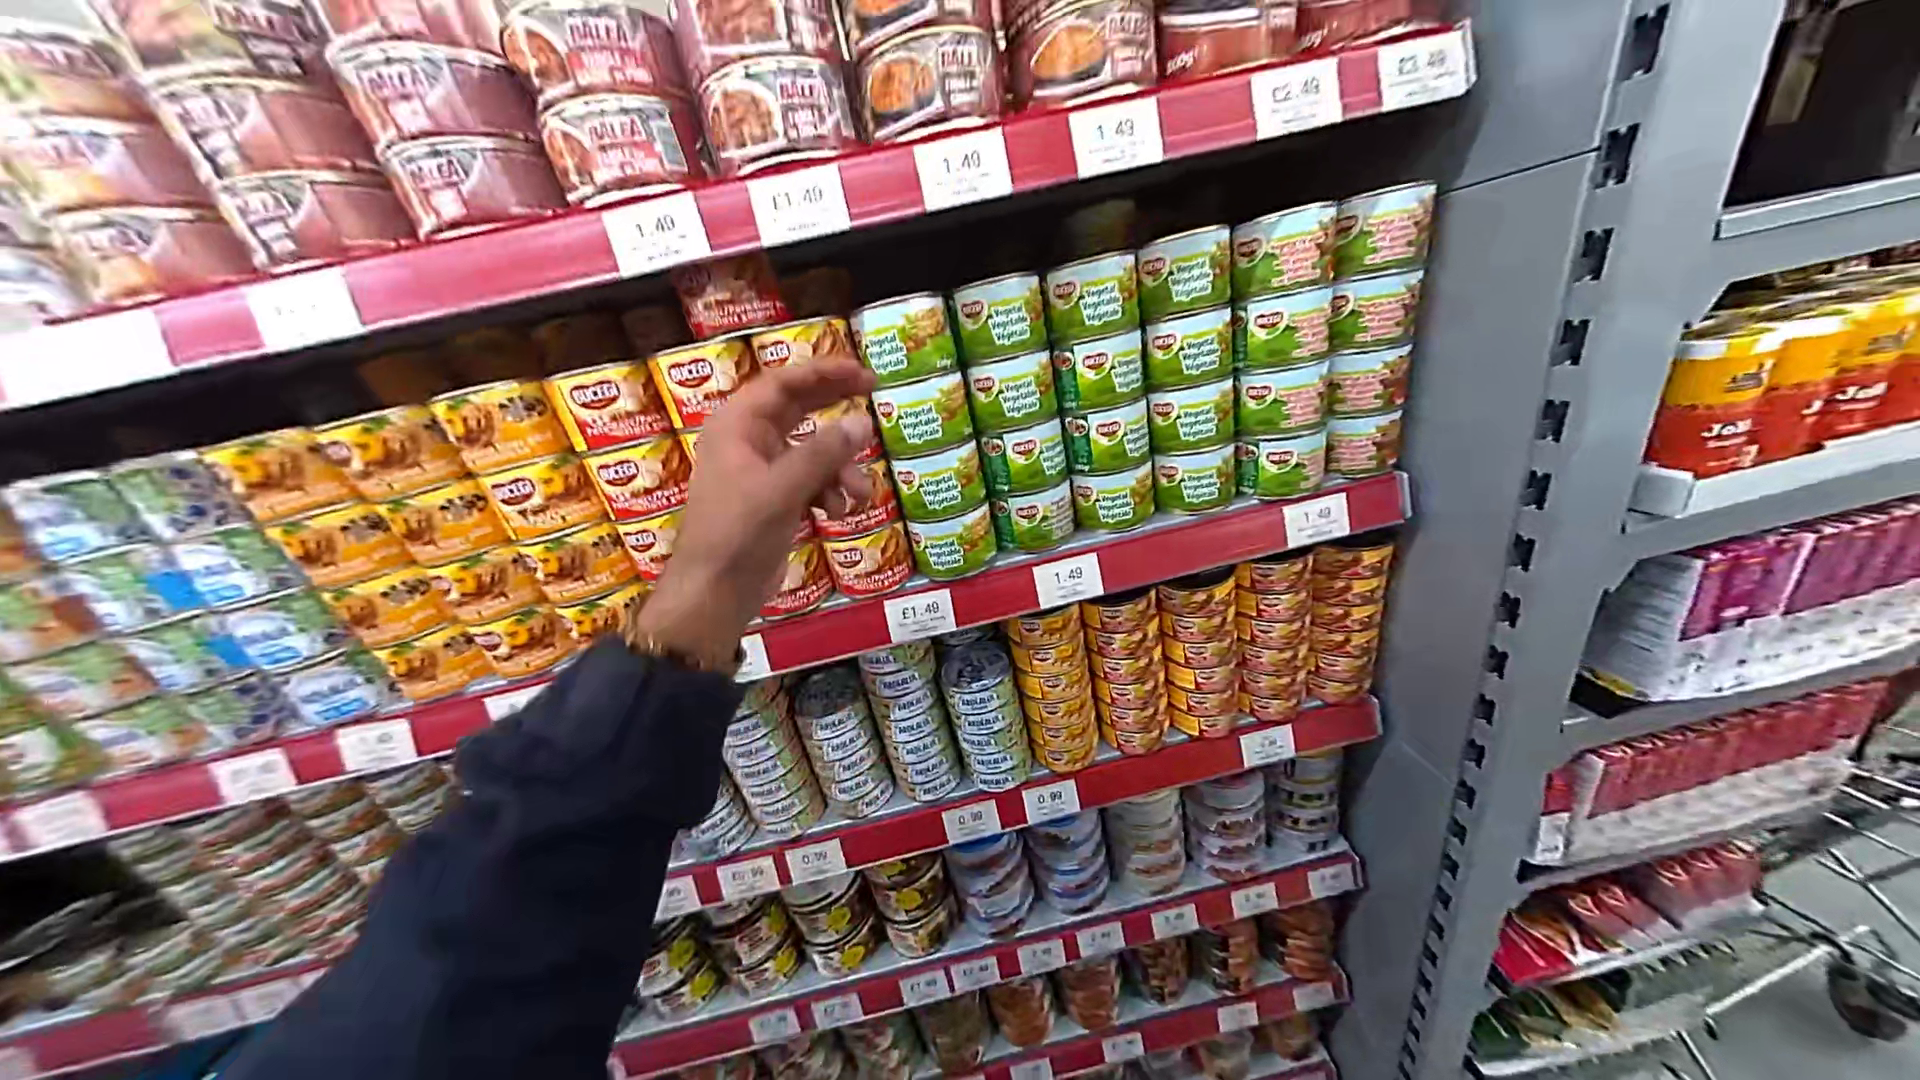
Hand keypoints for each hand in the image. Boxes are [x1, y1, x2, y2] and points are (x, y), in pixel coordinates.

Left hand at [627, 357, 876, 670]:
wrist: (716, 592)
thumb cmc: (738, 533)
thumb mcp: (783, 489)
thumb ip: (824, 454)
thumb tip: (863, 423)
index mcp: (737, 426)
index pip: (784, 383)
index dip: (825, 373)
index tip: (864, 375)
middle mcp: (749, 441)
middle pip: (800, 410)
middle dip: (837, 411)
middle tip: (873, 399)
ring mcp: (763, 471)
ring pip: (812, 452)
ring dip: (840, 467)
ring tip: (857, 493)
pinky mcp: (776, 499)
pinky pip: (812, 481)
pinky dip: (829, 492)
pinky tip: (836, 513)